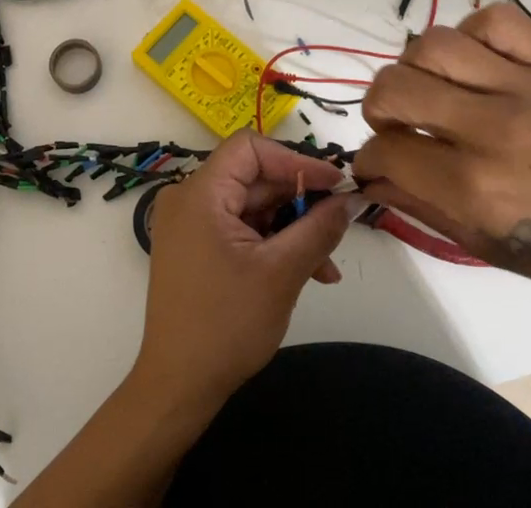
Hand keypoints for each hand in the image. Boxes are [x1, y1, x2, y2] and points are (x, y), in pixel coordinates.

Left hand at [134, 132, 354, 408]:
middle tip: (339, 227)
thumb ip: (318, 228)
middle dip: (300, 200)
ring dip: (292, 228)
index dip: (295, 161)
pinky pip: (241, 229)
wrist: (180, 381)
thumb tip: (350, 200)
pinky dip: (273, 244)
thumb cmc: (227, 323)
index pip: (249, 149)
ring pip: (252, 207)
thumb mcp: (282, 272)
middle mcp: (189, 200)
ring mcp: (190, 225)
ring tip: (327, 266)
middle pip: (253, 178)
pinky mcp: (197, 248)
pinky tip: (309, 273)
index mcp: (199, 194)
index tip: (336, 185)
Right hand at [352, 3, 530, 290]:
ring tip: (431, 89)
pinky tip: (475, 62)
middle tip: (397, 126)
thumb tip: (372, 179)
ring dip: (415, 68)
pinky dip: (471, 35)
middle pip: (394, 88)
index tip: (378, 166)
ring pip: (434, 46)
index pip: (385, 152)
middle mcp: (491, 129)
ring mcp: (525, 89)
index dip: (369, 160)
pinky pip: (495, 22)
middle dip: (378, 110)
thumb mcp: (491, 246)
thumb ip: (423, 206)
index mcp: (474, 187)